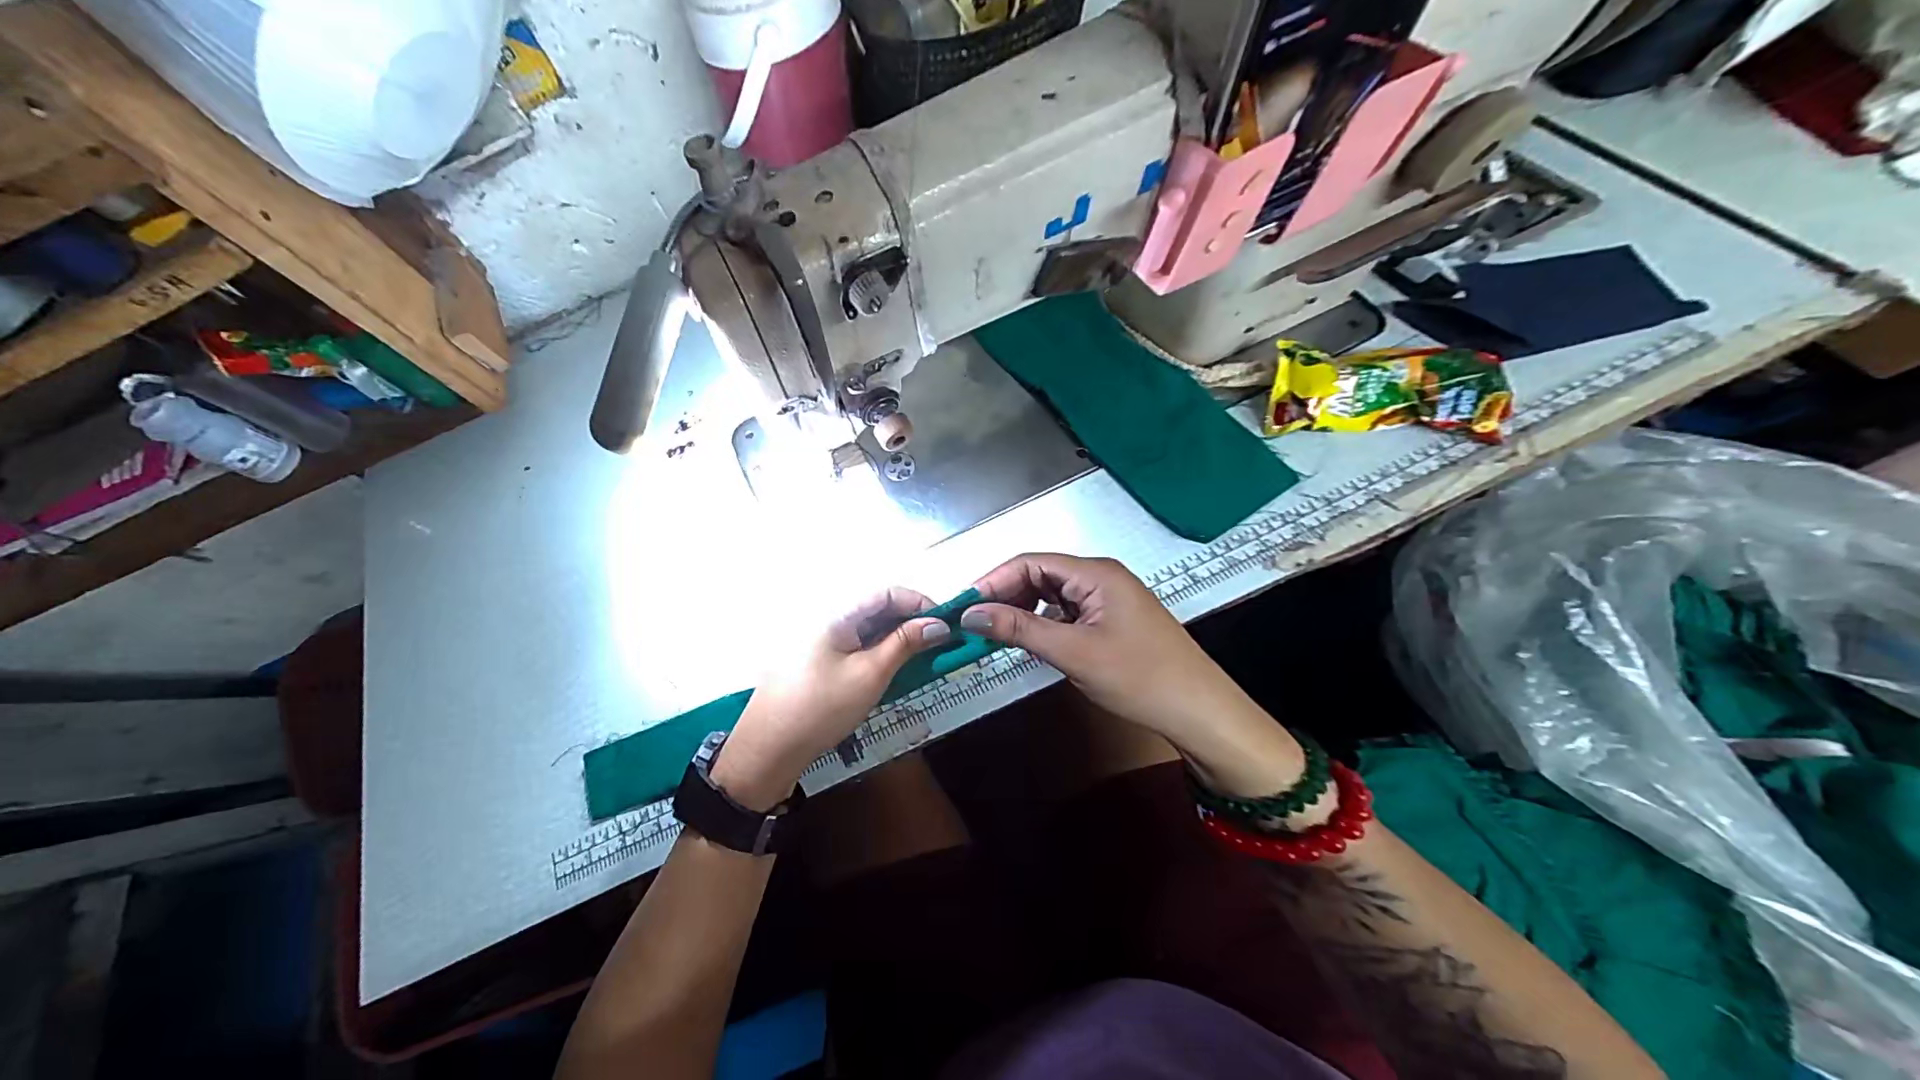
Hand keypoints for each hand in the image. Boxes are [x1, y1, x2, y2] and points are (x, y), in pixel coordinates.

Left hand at [712, 588, 950, 811]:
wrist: (767, 749)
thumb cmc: (821, 708)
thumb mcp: (870, 674)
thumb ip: (905, 643)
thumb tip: (938, 624)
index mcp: (836, 612)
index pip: (888, 592)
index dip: (920, 604)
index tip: (946, 625)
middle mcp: (824, 616)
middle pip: (876, 607)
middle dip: (910, 621)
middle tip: (938, 644)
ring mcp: (816, 638)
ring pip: (865, 627)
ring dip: (895, 637)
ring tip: (919, 658)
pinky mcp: (813, 658)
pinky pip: (852, 643)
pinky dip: (876, 650)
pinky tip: (890, 668)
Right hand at [962, 553, 1310, 802]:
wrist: (1198, 710)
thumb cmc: (1139, 677)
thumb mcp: (1073, 652)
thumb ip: (1020, 628)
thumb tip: (973, 614)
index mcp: (1095, 573)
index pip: (1030, 562)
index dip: (993, 581)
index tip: (964, 606)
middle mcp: (1101, 576)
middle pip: (1040, 574)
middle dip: (1005, 595)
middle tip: (974, 623)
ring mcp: (1108, 598)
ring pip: (1052, 594)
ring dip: (1023, 609)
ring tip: (995, 633)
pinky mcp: (1112, 620)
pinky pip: (1067, 611)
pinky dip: (1044, 623)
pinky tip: (1029, 640)